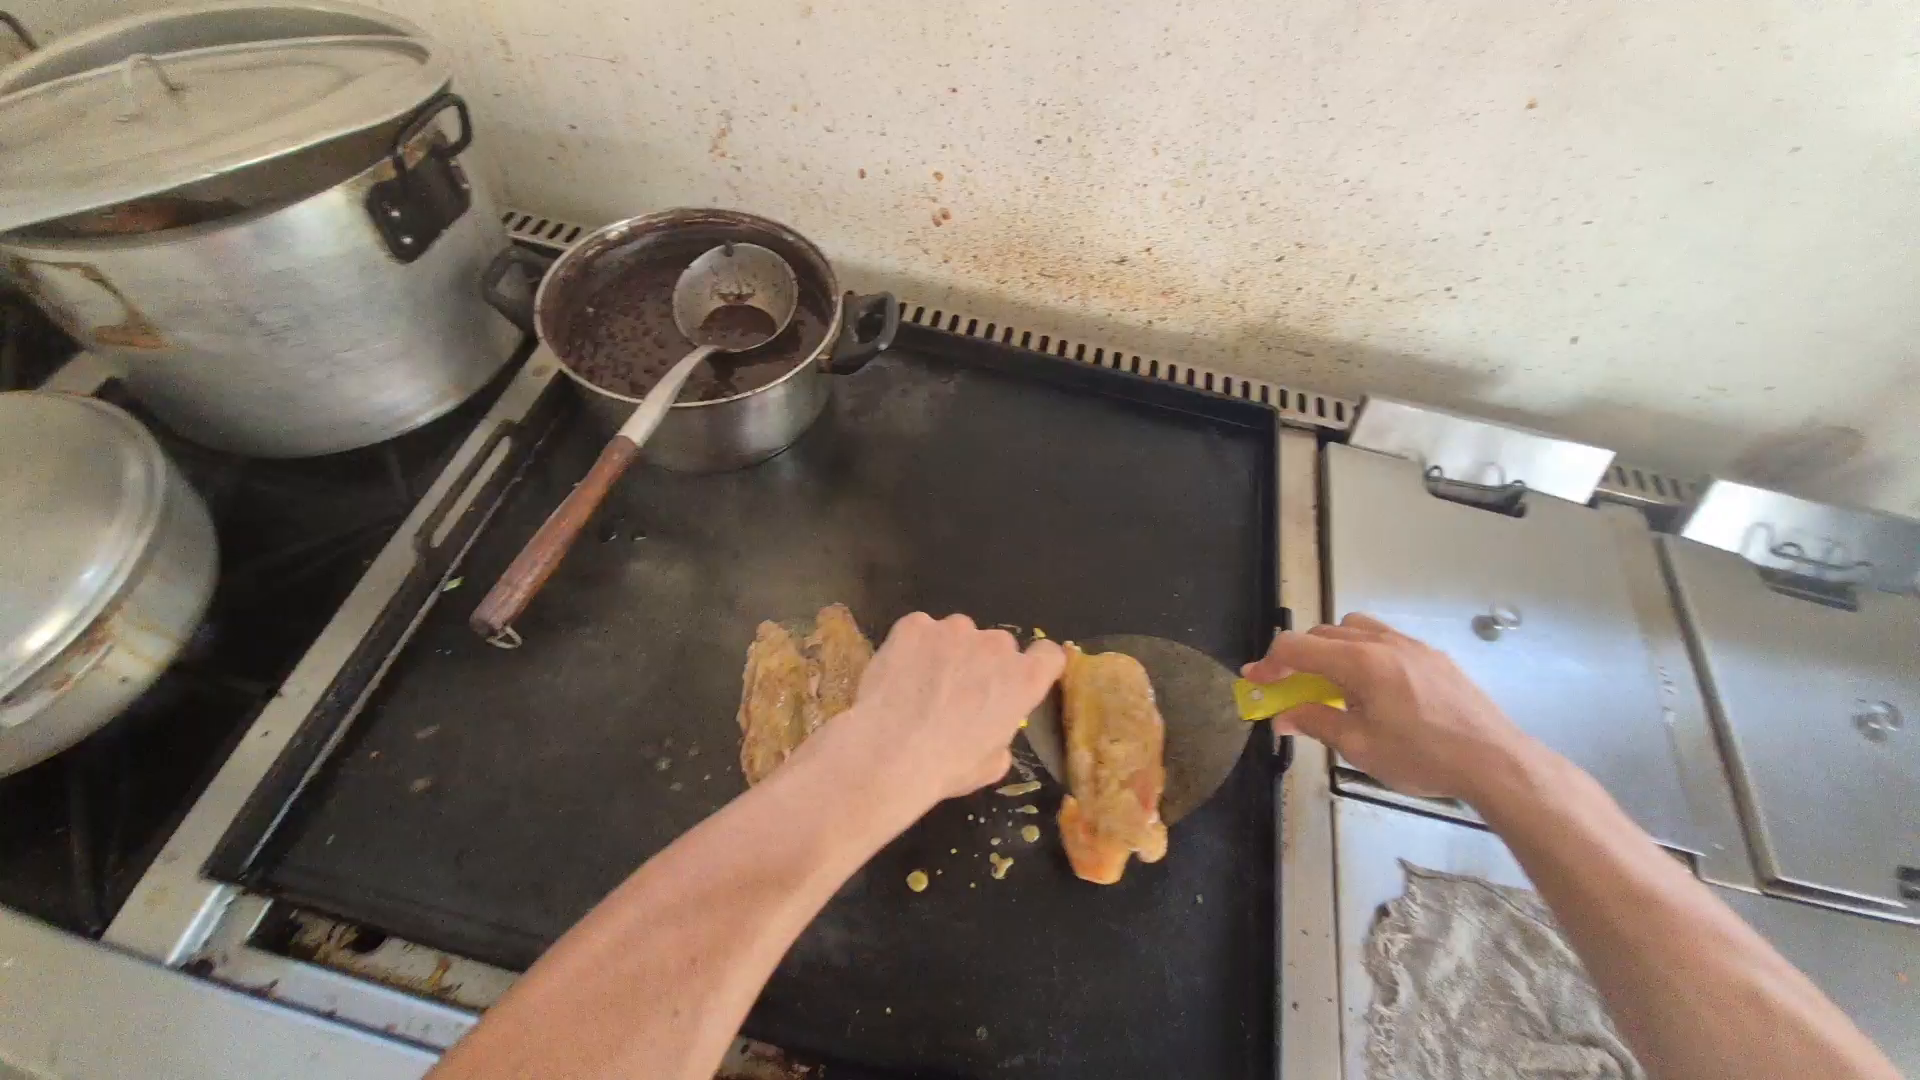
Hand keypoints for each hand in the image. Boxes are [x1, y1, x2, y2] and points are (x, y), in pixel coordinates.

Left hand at [818, 613, 1064, 812]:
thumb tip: (991, 728)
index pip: (1048, 655)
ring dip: (948, 651)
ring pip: (958, 634)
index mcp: (1024, 679)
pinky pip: (921, 629)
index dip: (1034, 665)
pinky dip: (914, 645)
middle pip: (998, 645)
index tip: (1017, 679)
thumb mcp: (992, 764)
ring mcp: (954, 629)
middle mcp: (995, 645)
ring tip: (922, 683)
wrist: (888, 753)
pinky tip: (899, 673)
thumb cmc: (946, 766)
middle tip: (958, 692)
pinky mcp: (915, 624)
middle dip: (983, 663)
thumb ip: (1002, 732)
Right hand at [1242, 613, 1534, 801]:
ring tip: (1333, 682)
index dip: (1269, 664)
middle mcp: (1382, 642)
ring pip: (1353, 629)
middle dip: (1297, 658)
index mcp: (1359, 662)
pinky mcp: (1432, 655)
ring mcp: (1410, 645)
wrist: (1496, 762)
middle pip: (1321, 634)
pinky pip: (1384, 638)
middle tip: (1288, 688)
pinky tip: (1373, 686)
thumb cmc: (1422, 757)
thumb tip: (1281, 717)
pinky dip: (1363, 652)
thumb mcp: (1358, 746)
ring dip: (1331, 648)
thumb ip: (1315, 722)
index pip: (1296, 648)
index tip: (1254, 681)